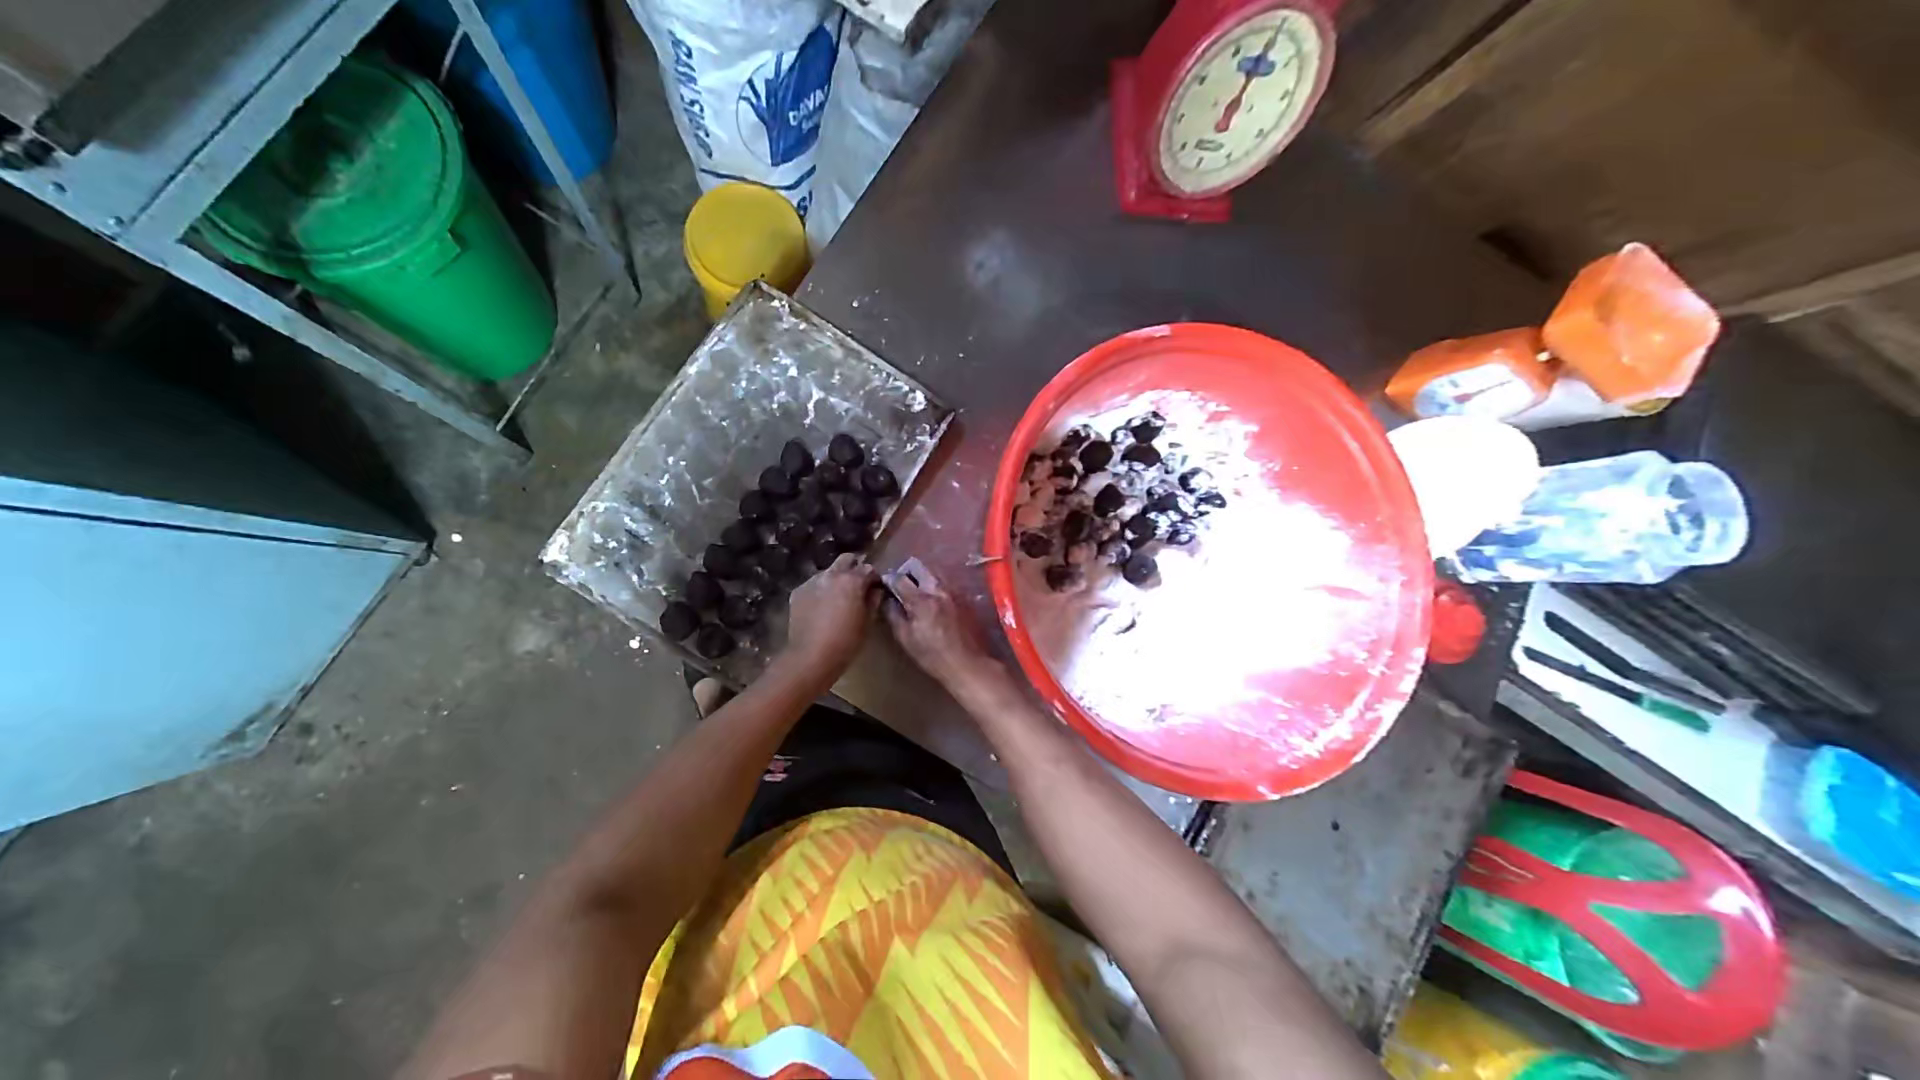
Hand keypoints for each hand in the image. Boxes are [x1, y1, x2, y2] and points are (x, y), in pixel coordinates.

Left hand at [781, 553, 880, 677]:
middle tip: (857, 587)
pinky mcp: (797, 591)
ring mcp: (812, 581)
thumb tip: (875, 590)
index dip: (874, 578)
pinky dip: (820, 591)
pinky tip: (821, 608)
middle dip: (854, 568)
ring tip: (837, 599)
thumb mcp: (867, 622)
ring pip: (828, 572)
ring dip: (836, 580)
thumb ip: (873, 600)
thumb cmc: (846, 641)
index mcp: (852, 580)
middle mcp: (831, 574)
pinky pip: (814, 585)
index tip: (876, 589)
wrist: (810, 656)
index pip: (869, 569)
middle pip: (847, 559)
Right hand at [883, 571, 1004, 692]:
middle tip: (901, 587)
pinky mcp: (965, 598)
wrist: (967, 663)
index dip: (889, 581)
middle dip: (907, 573)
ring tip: (917, 593)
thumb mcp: (906, 638)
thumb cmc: (932, 656)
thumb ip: (893, 615)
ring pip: (934, 573)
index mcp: (922, 600)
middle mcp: (939, 590)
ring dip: (923, 578)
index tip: (885, 587)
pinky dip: (936, 587)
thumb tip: (887, 599)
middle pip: (918, 567)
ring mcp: (954, 592)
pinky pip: (946, 583)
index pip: (899, 578)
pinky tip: (934, 602)